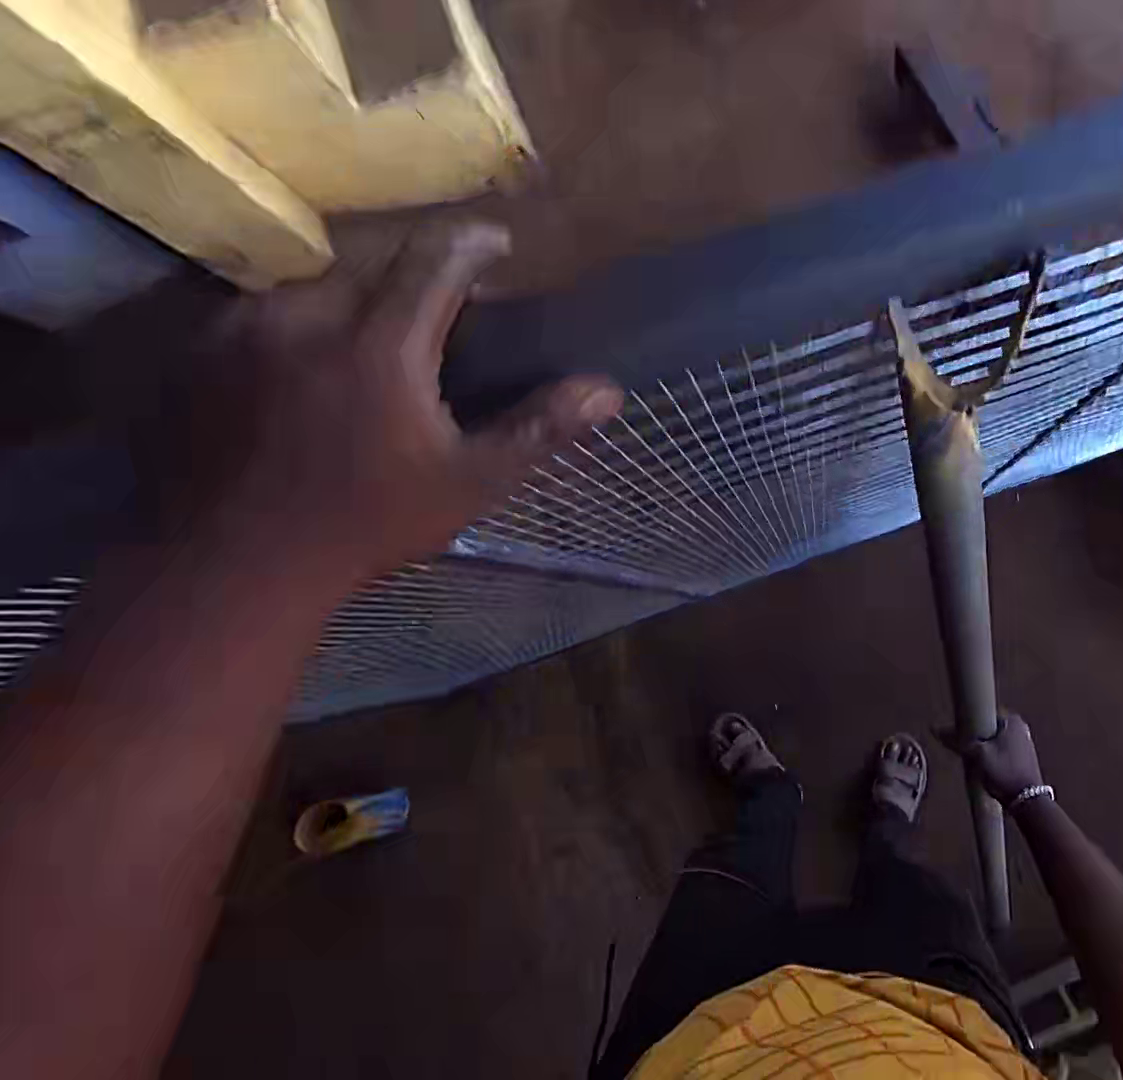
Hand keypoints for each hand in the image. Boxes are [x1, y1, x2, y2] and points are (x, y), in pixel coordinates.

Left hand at [169, 222, 623, 587]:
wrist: (232, 562)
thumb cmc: (373, 520)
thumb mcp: (476, 479)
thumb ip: (540, 426)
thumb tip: (608, 392)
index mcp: (377, 348)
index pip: (431, 266)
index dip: (471, 245)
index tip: (500, 241)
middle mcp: (302, 318)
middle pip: (370, 264)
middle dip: (418, 270)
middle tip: (455, 301)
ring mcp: (238, 330)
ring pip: (316, 283)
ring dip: (364, 295)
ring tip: (393, 330)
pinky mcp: (199, 350)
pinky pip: (268, 309)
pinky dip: (313, 318)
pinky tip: (326, 361)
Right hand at [944, 710, 1046, 804]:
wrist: (1027, 802)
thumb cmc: (1005, 772)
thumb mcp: (978, 755)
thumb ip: (956, 741)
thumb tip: (935, 729)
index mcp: (1013, 720)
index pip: (985, 711)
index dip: (970, 721)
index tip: (960, 731)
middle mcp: (1020, 728)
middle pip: (989, 727)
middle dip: (976, 738)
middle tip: (966, 748)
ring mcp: (1024, 744)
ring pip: (995, 742)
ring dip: (984, 750)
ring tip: (976, 762)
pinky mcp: (1023, 760)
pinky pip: (1002, 753)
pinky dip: (992, 759)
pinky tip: (986, 770)